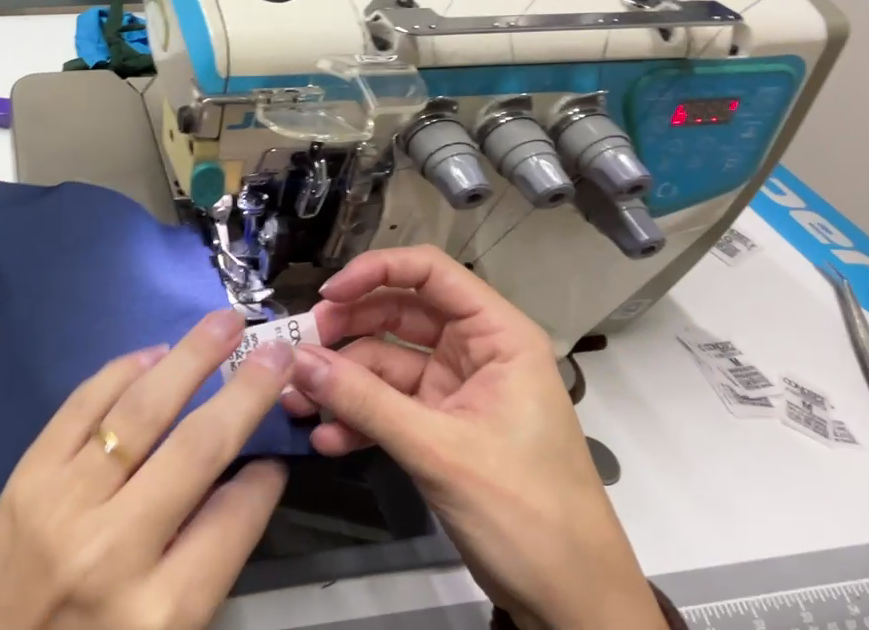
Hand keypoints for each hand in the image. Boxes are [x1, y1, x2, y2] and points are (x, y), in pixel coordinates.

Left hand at [0, 309, 292, 629]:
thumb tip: (246, 479)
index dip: (263, 481)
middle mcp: (113, 548)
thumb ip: (204, 561)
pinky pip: (80, 408)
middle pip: (194, 451)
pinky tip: (152, 353)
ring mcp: (63, 503)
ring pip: (137, 413)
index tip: (278, 453)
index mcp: (160, 609)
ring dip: (186, 361)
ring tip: (221, 324)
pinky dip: (120, 373)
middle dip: (242, 395)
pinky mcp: (26, 476)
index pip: (231, 521)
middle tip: (274, 351)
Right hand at [281, 247, 664, 629]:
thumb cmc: (527, 513)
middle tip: (300, 353)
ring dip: (340, 383)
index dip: (375, 271)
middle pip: (396, 315)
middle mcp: (474, 353)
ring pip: (382, 363)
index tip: (326, 295)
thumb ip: (364, 401)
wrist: (571, 602)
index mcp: (497, 338)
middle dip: (345, 333)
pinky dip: (356, 418)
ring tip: (299, 404)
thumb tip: (297, 361)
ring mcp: (454, 391)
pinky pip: (385, 405)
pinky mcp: (438, 427)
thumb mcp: (439, 450)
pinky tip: (327, 439)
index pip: (430, 273)